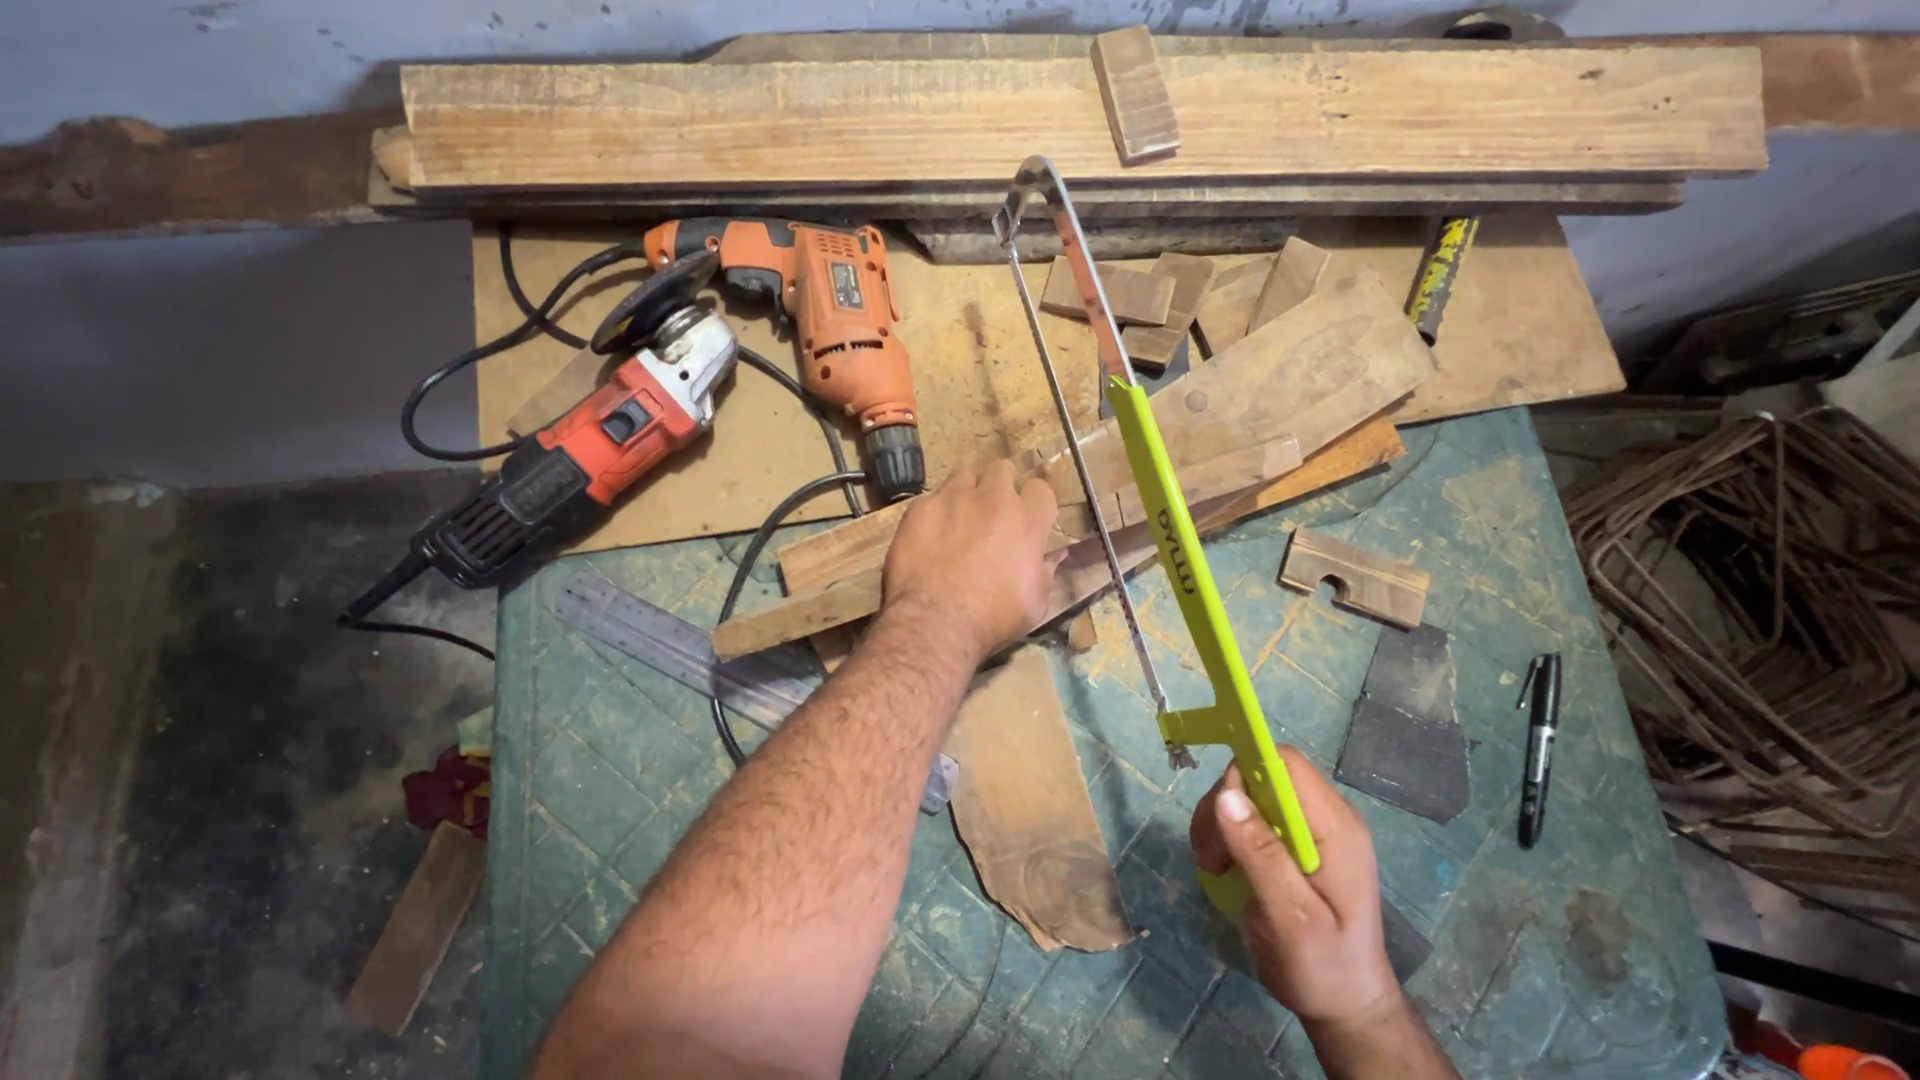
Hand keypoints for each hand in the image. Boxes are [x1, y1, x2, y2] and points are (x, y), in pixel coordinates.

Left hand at [881, 459, 1061, 660]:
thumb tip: (1057, 556)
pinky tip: (932, 532)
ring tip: (962, 514)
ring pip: (965, 474)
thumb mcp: (1034, 604)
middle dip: (1001, 484)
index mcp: (1027, 521)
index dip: (1034, 502)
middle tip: (994, 509)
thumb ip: (1045, 573)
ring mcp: (953, 499)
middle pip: (1002, 469)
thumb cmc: (992, 619)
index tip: (1028, 517)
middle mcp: (992, 499)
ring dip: (968, 489)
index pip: (1040, 488)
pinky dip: (937, 509)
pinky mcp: (920, 508)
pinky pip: (932, 496)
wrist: (934, 622)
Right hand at [1189, 750, 1398, 1027]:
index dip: (1245, 774)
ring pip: (1248, 793)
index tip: (1219, 818)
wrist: (1345, 1005)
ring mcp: (1309, 829)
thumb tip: (1227, 795)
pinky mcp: (1293, 843)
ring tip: (1214, 867)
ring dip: (1220, 823)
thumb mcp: (1291, 918)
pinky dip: (1226, 834)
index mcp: (1335, 827)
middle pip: (1260, 776)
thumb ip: (1262, 855)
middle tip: (1211, 857)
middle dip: (1225, 807)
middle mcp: (1325, 817)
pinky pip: (1250, 816)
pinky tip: (1224, 867)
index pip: (1285, 764)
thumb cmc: (1324, 967)